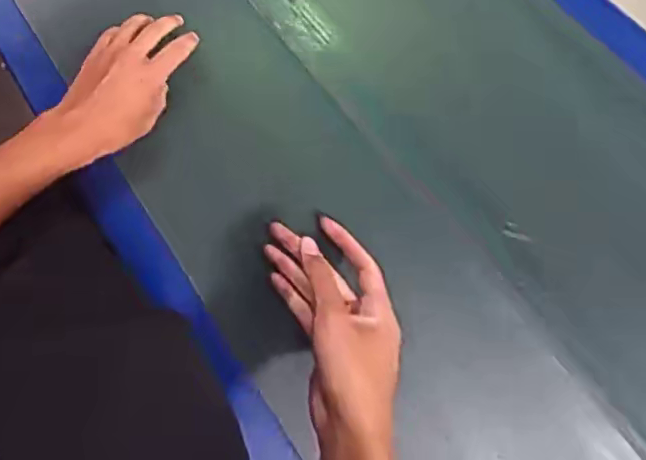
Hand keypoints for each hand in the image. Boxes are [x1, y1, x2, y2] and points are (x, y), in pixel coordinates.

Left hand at [31, 14, 198, 169]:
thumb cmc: (114, 130)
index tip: (192, 38)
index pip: (176, 51)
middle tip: (176, 21)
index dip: (187, 42)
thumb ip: (158, 98)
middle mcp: (132, 56)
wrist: (78, 126)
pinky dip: (122, 29)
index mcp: (150, 75)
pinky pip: (112, 32)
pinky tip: (123, 31)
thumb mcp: (147, 120)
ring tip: (150, 21)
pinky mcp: (96, 52)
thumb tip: (158, 84)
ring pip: (132, 25)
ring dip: (145, 21)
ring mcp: (112, 51)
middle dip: (170, 23)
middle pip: (156, 29)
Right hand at [266, 217, 400, 459]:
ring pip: (315, 292)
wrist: (348, 425)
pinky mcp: (326, 344)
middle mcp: (362, 316)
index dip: (343, 241)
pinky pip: (308, 310)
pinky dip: (292, 294)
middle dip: (305, 253)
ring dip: (293, 271)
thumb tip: (309, 245)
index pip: (362, 264)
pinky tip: (276, 279)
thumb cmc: (351, 370)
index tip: (321, 221)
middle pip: (330, 276)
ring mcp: (343, 331)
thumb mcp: (335, 317)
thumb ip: (319, 279)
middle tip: (278, 231)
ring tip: (269, 249)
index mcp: (377, 309)